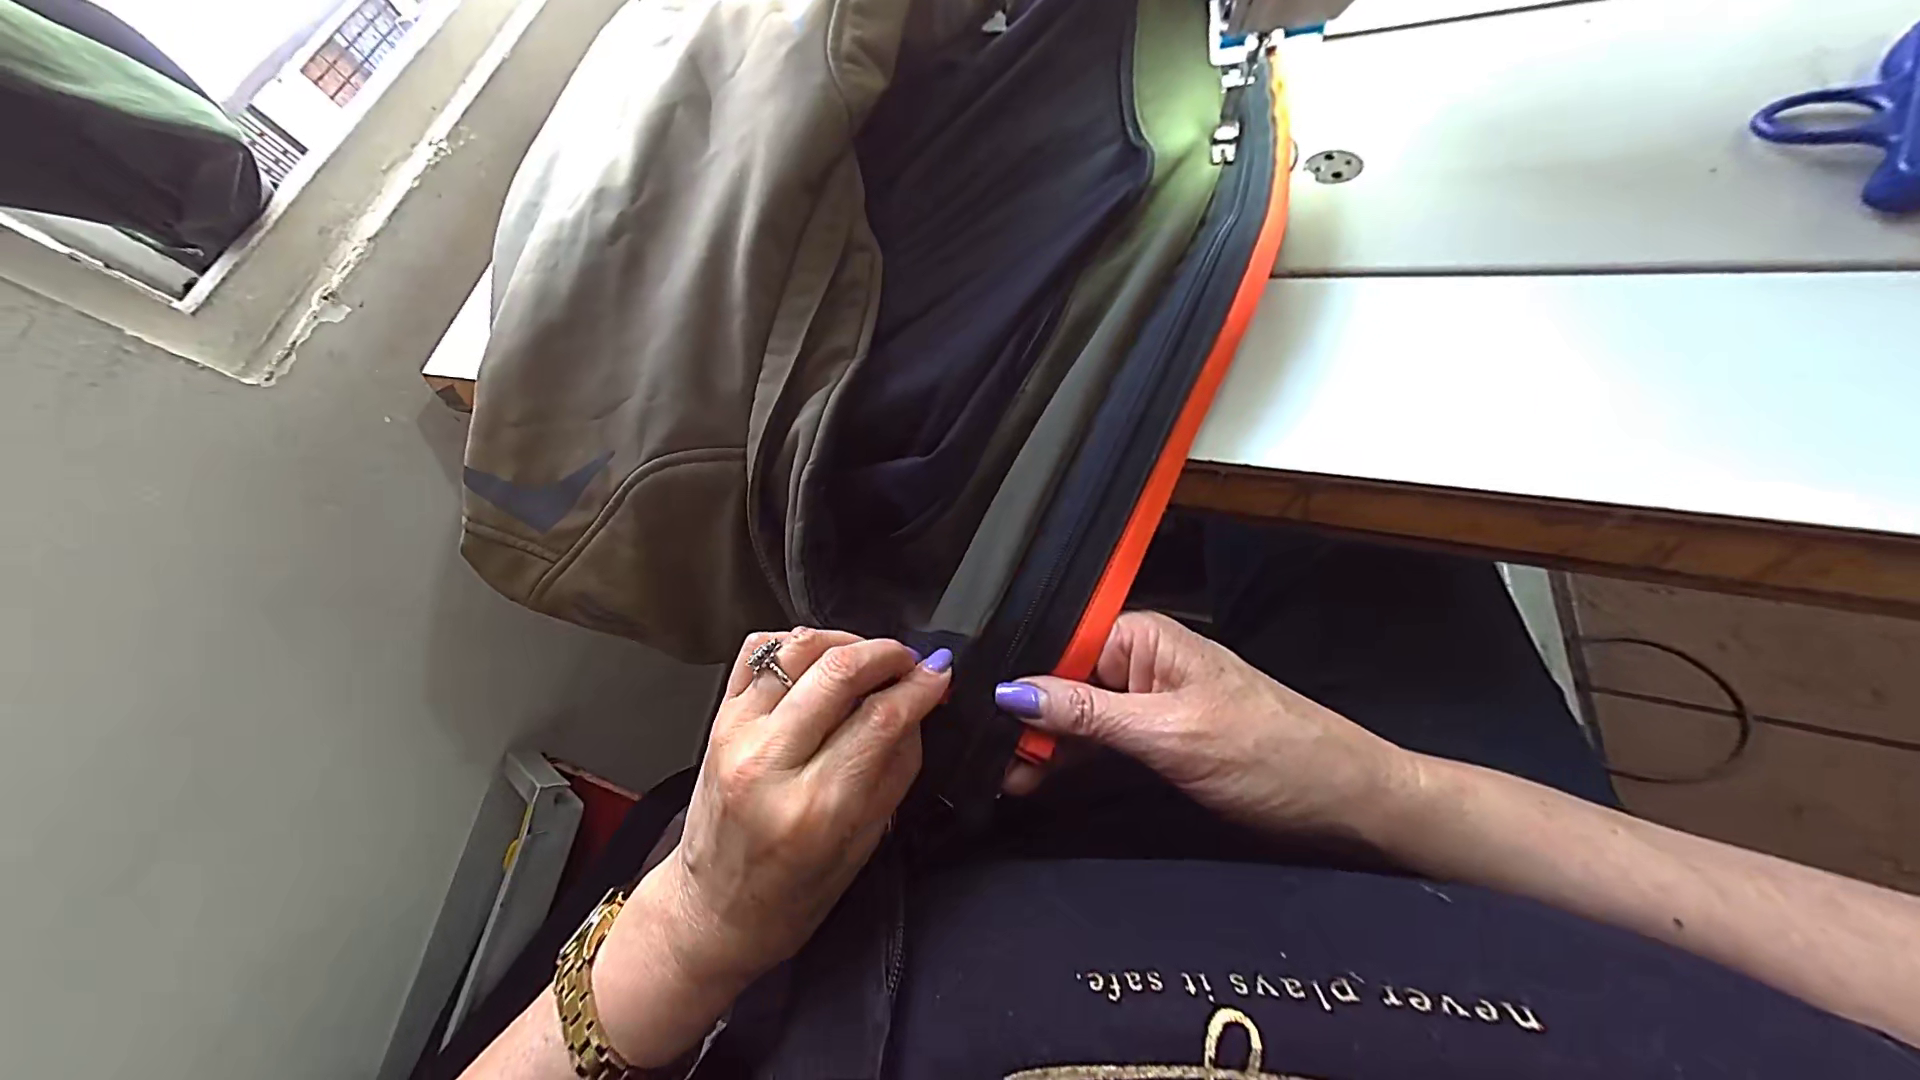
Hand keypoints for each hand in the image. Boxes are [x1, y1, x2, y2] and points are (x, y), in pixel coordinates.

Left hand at [595, 628, 951, 1062]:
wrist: (710, 913)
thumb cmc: (790, 894)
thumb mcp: (866, 841)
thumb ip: (898, 764)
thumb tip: (921, 703)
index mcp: (814, 808)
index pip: (882, 718)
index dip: (922, 685)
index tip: (940, 673)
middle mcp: (768, 764)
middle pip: (840, 671)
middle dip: (888, 653)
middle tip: (909, 660)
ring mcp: (736, 736)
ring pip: (799, 649)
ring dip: (847, 640)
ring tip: (869, 657)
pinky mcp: (717, 721)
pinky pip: (758, 651)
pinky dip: (797, 642)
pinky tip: (820, 658)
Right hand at [998, 611, 1415, 838]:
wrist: (1347, 801)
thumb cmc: (1271, 753)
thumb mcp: (1169, 733)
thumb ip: (1088, 714)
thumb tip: (1013, 693)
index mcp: (1142, 637)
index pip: (1061, 647)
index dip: (1024, 683)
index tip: (989, 720)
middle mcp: (1139, 659)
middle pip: (1063, 682)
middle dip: (1029, 720)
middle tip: (994, 761)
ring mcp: (1146, 698)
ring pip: (1076, 714)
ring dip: (1046, 744)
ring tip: (1008, 776)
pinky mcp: (1155, 732)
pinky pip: (1099, 738)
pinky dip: (1072, 757)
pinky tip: (1039, 774)